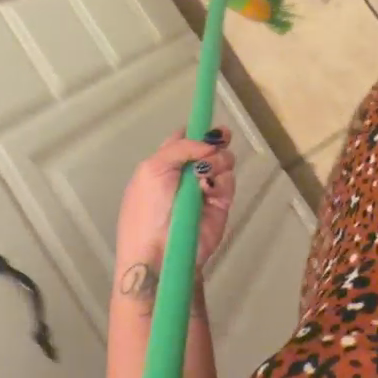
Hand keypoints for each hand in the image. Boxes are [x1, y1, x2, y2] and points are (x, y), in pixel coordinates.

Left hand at [114, 128, 236, 273]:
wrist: (160, 254)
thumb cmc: (148, 209)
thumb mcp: (153, 169)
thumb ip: (181, 147)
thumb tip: (209, 144)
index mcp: (164, 165)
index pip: (184, 140)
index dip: (196, 130)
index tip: (207, 123)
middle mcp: (185, 174)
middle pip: (208, 146)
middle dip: (216, 139)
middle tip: (221, 138)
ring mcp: (204, 189)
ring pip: (223, 161)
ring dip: (218, 161)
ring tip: (206, 173)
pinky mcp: (220, 204)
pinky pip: (229, 182)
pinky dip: (223, 181)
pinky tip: (211, 189)